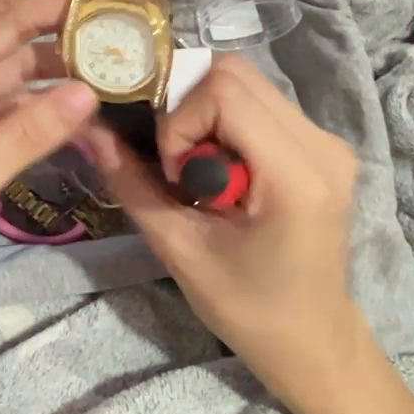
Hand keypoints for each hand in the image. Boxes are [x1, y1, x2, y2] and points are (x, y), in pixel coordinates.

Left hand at [0, 0, 98, 314]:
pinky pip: (11, 109)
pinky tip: (89, 103)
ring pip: (14, 70)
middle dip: (65, 12)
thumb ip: (23, 137)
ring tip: (123, 51)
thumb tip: (87, 91)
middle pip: (7, 31)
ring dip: (63, 59)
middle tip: (132, 3)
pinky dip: (46, 105)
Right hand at [89, 55, 367, 384]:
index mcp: (296, 175)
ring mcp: (327, 141)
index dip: (180, 123)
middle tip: (177, 167)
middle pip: (234, 73)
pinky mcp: (320, 146)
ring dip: (202, 116)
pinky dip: (222, 124)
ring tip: (197, 173)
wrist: (311, 340)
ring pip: (244, 83)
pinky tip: (218, 171)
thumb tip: (86, 130)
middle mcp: (322, 144)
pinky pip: (257, 104)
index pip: (224, 92)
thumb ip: (131, 182)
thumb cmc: (246, 306)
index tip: (175, 175)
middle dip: (187, 111)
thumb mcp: (178, 248)